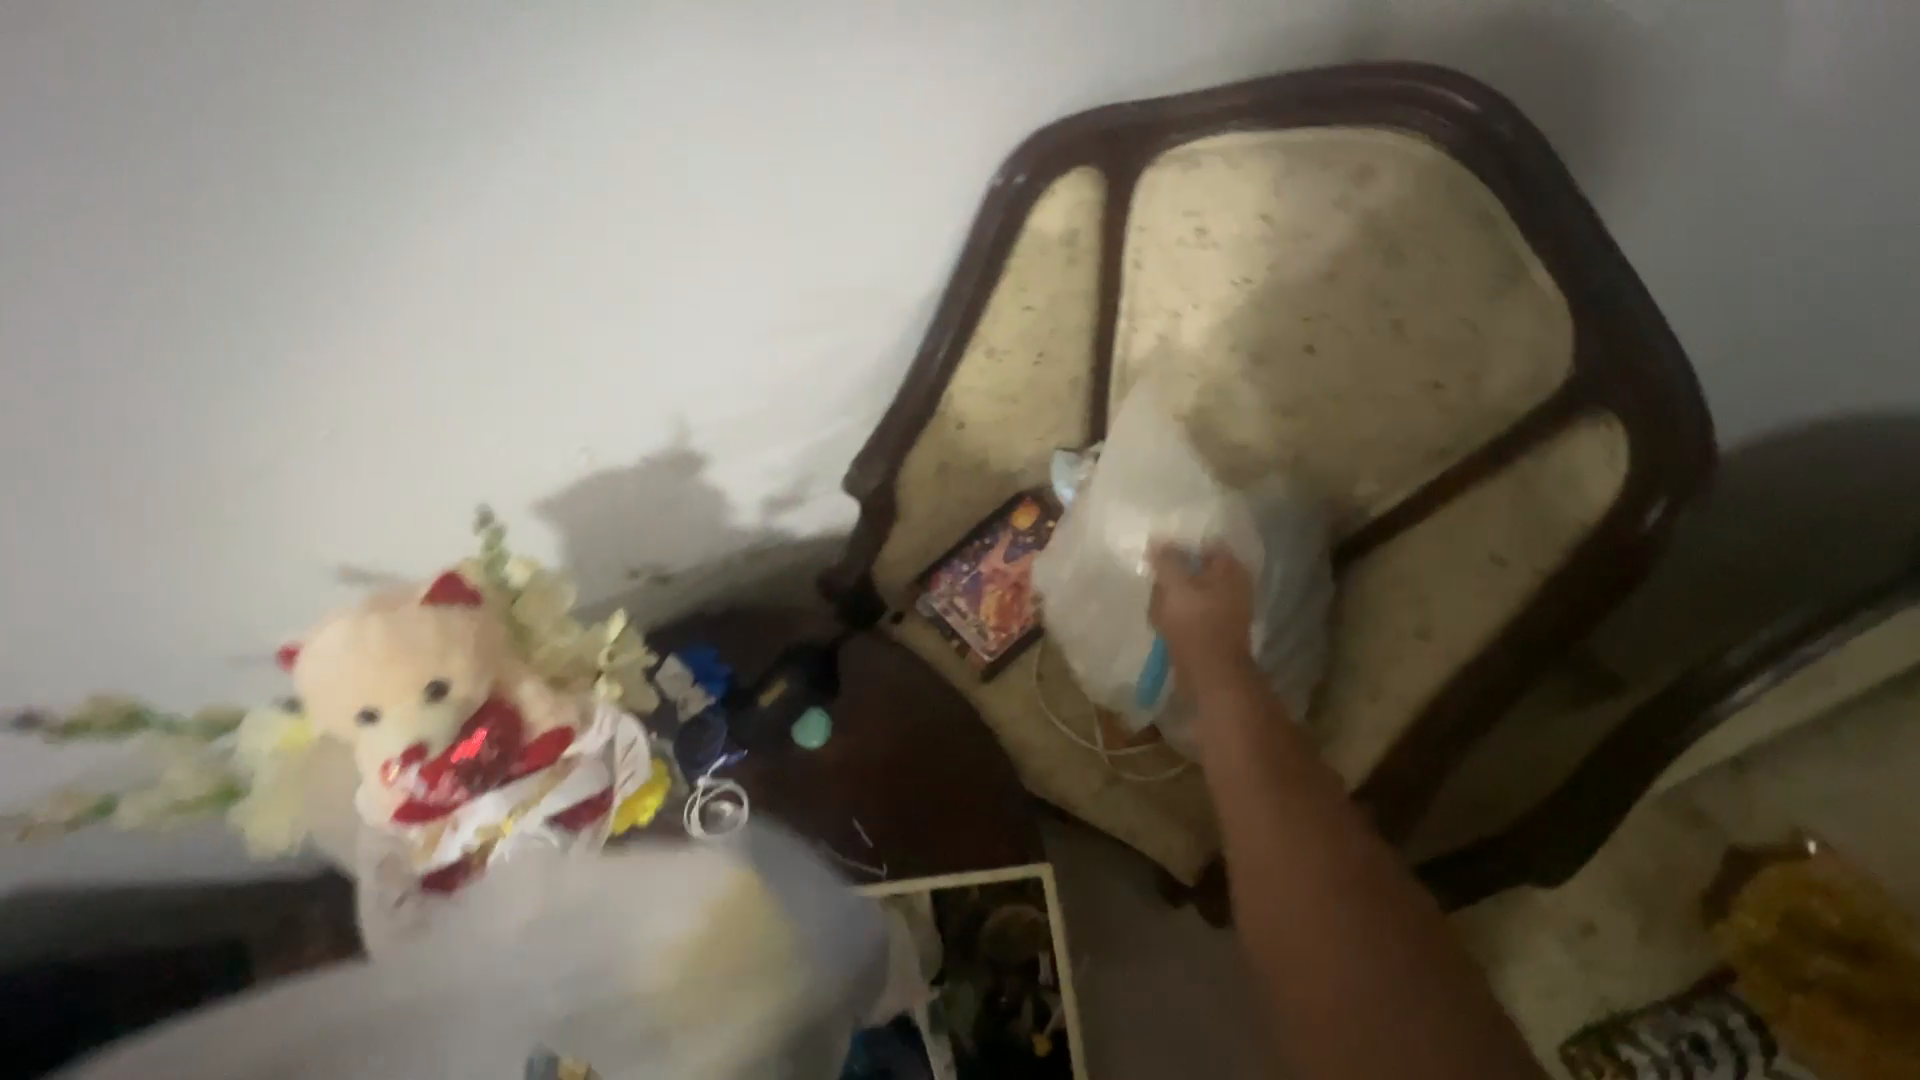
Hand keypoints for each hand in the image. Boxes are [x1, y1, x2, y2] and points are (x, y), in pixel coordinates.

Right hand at [1148, 544, 1259, 693]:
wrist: (1210, 674)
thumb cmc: (1195, 623)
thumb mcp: (1175, 584)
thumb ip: (1166, 559)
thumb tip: (1157, 542)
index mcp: (1230, 568)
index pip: (1203, 544)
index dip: (1178, 545)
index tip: (1155, 553)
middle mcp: (1233, 585)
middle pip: (1195, 570)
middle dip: (1171, 577)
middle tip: (1154, 585)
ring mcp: (1225, 610)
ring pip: (1189, 594)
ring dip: (1169, 599)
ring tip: (1154, 608)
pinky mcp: (1214, 631)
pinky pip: (1189, 615)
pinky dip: (1174, 618)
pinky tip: (1160, 624)